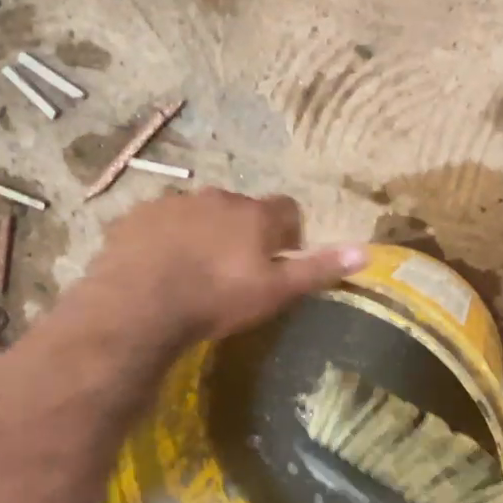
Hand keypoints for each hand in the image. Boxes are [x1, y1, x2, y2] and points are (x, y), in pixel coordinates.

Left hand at [81, 188, 367, 339]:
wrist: (141, 305)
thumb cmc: (219, 298)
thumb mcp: (277, 291)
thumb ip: (319, 268)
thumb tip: (365, 252)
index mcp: (255, 214)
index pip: (287, 209)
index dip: (288, 233)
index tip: (279, 259)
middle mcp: (217, 196)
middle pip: (241, 210)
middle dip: (243, 233)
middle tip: (237, 272)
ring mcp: (173, 203)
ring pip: (199, 214)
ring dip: (203, 234)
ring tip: (196, 273)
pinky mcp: (136, 216)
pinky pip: (160, 223)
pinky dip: (166, 240)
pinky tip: (161, 270)